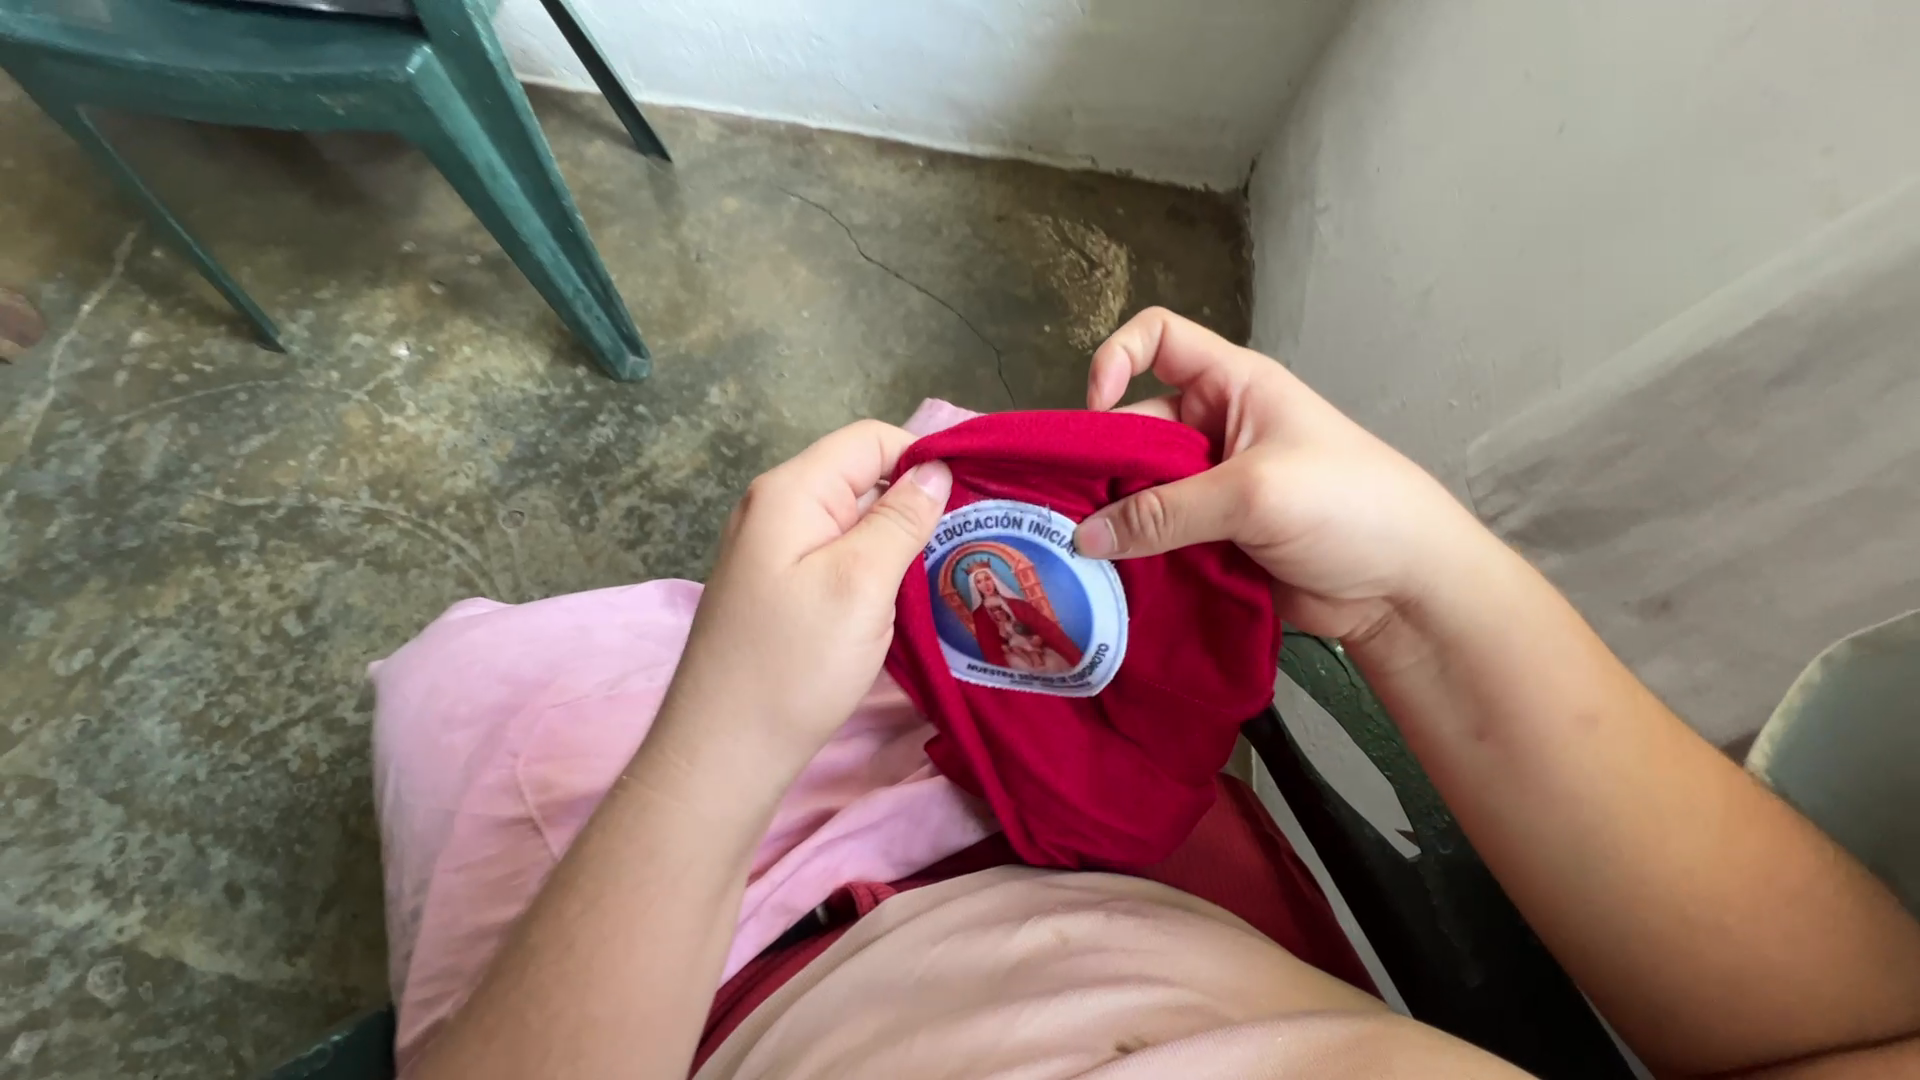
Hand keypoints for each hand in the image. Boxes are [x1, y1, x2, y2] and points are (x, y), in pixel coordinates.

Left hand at [661, 420, 951, 758]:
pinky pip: (838, 554)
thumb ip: (900, 518)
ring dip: (897, 539)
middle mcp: (776, 506)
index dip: (923, 460)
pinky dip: (874, 566)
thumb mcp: (861, 583)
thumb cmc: (795, 664)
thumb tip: (935, 469)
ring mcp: (774, 548)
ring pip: (854, 519)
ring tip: (942, 571)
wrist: (725, 750)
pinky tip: (901, 596)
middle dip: (914, 503)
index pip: (871, 439)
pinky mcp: (779, 584)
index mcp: (791, 491)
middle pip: (862, 476)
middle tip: (966, 544)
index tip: (969, 502)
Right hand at [1073, 308, 1498, 648]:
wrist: (1404, 588)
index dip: (1118, 358)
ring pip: (1137, 488)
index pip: (1159, 339)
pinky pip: (1152, 535)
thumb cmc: (1348, 506)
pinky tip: (1106, 573)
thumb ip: (1164, 513)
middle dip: (1102, 463)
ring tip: (1079, 551)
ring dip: (1112, 516)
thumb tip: (1083, 537)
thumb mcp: (1253, 494)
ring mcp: (1208, 486)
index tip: (1098, 408)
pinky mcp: (1207, 536)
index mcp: (1230, 386)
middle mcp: (1211, 429)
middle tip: (1069, 508)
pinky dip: (1129, 551)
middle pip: (1133, 427)